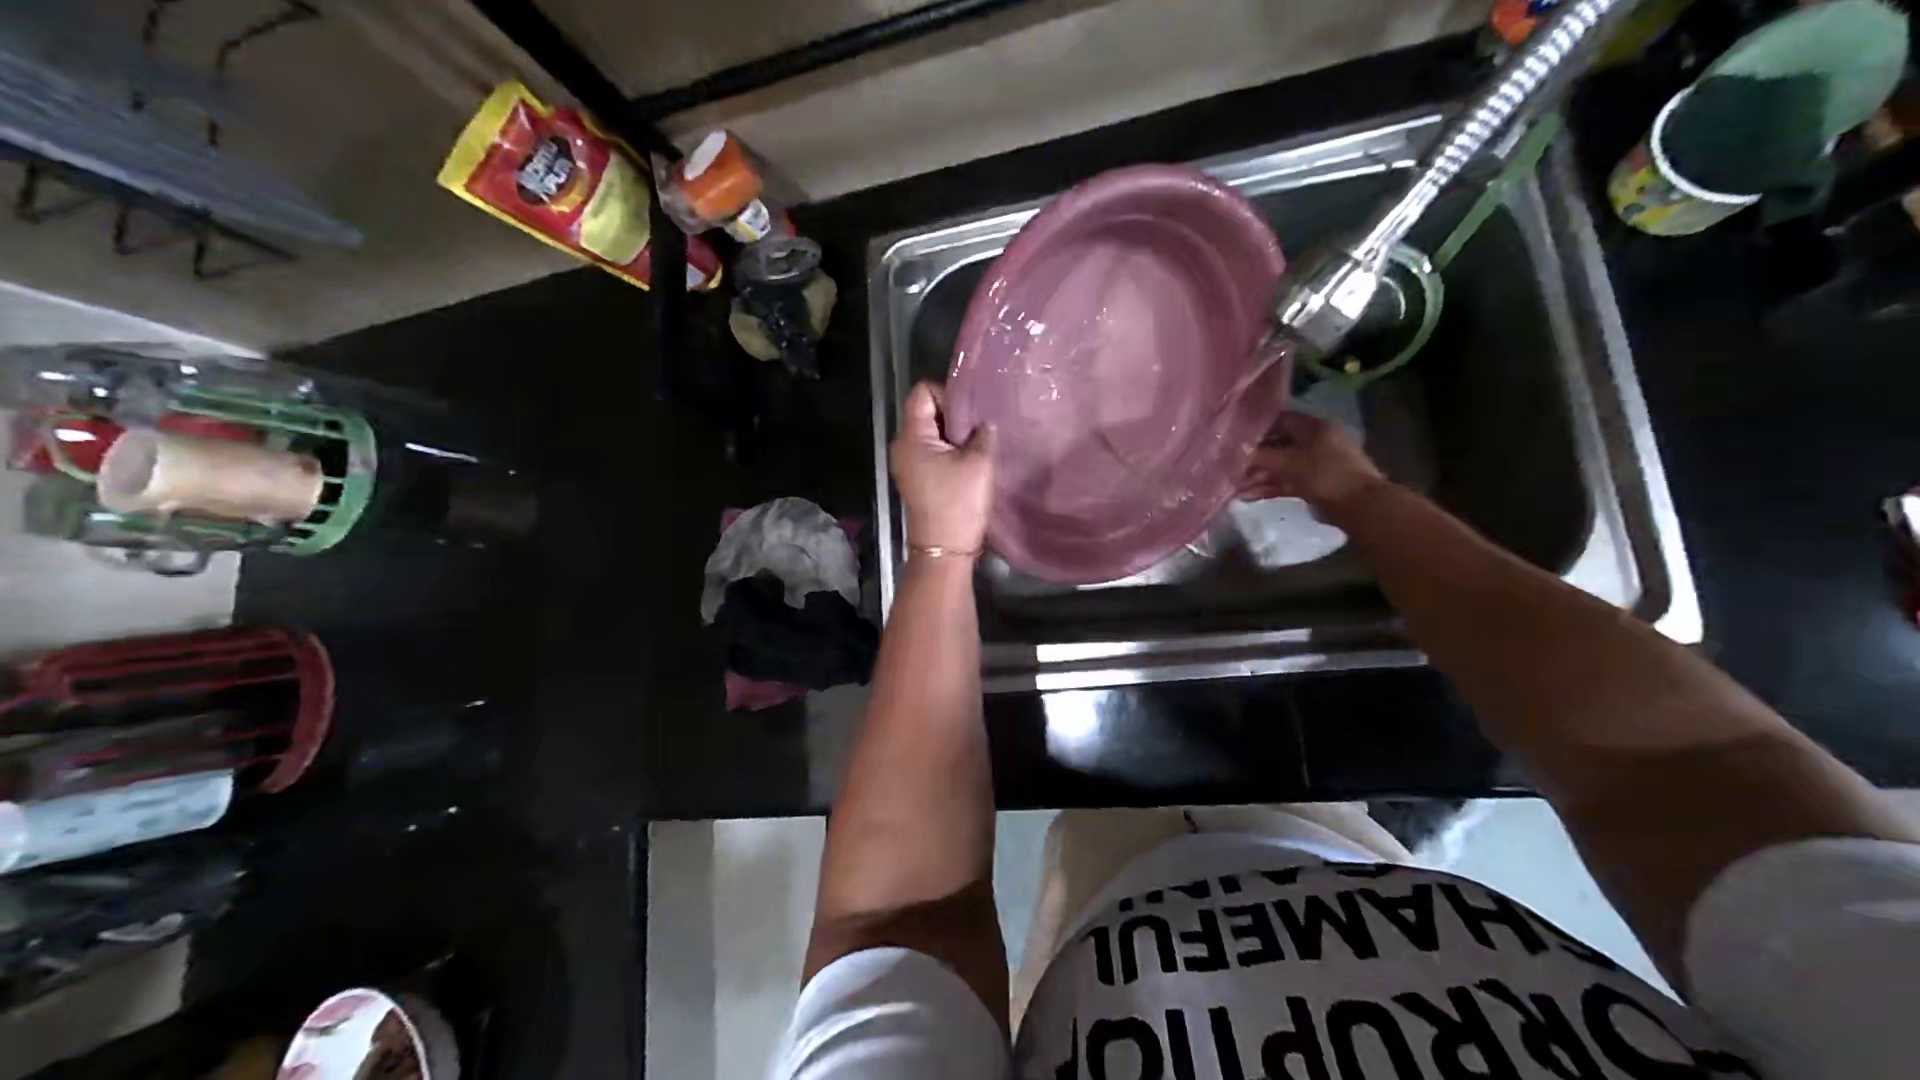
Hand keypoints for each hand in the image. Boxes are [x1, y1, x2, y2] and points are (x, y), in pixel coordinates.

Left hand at [892, 381, 993, 554]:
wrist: (945, 549)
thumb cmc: (959, 504)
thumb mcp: (978, 462)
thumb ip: (982, 433)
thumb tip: (984, 422)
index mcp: (912, 436)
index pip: (922, 392)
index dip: (947, 394)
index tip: (970, 413)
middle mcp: (903, 445)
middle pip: (925, 411)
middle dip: (953, 415)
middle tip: (979, 429)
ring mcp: (908, 463)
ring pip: (931, 432)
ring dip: (954, 435)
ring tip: (976, 446)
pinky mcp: (917, 478)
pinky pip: (931, 451)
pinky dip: (949, 451)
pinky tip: (968, 462)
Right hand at [1239, 411, 1387, 517]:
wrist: (1358, 505)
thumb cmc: (1325, 473)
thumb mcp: (1289, 462)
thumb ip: (1261, 455)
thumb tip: (1235, 452)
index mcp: (1314, 427)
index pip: (1280, 420)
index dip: (1257, 428)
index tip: (1235, 437)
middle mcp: (1314, 442)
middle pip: (1277, 446)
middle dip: (1253, 458)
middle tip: (1230, 466)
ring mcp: (1313, 464)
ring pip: (1279, 467)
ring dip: (1257, 476)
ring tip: (1233, 487)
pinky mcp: (1311, 485)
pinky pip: (1284, 483)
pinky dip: (1267, 488)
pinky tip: (1246, 496)